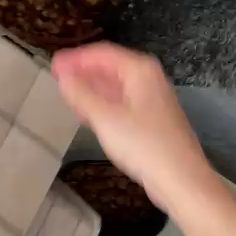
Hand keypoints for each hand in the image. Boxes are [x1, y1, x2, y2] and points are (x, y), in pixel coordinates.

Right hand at [51, 43, 209, 205]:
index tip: (54, 64)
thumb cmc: (143, 145)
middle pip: (110, 67)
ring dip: (92, 87)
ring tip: (68, 93)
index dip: (75, 57)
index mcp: (140, 70)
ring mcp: (153, 99)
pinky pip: (123, 101)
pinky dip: (104, 102)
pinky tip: (90, 113)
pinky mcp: (154, 119)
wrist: (182, 181)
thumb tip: (63, 77)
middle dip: (83, 71)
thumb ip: (80, 94)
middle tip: (58, 77)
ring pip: (116, 85)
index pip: (102, 53)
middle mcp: (149, 79)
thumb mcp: (105, 118)